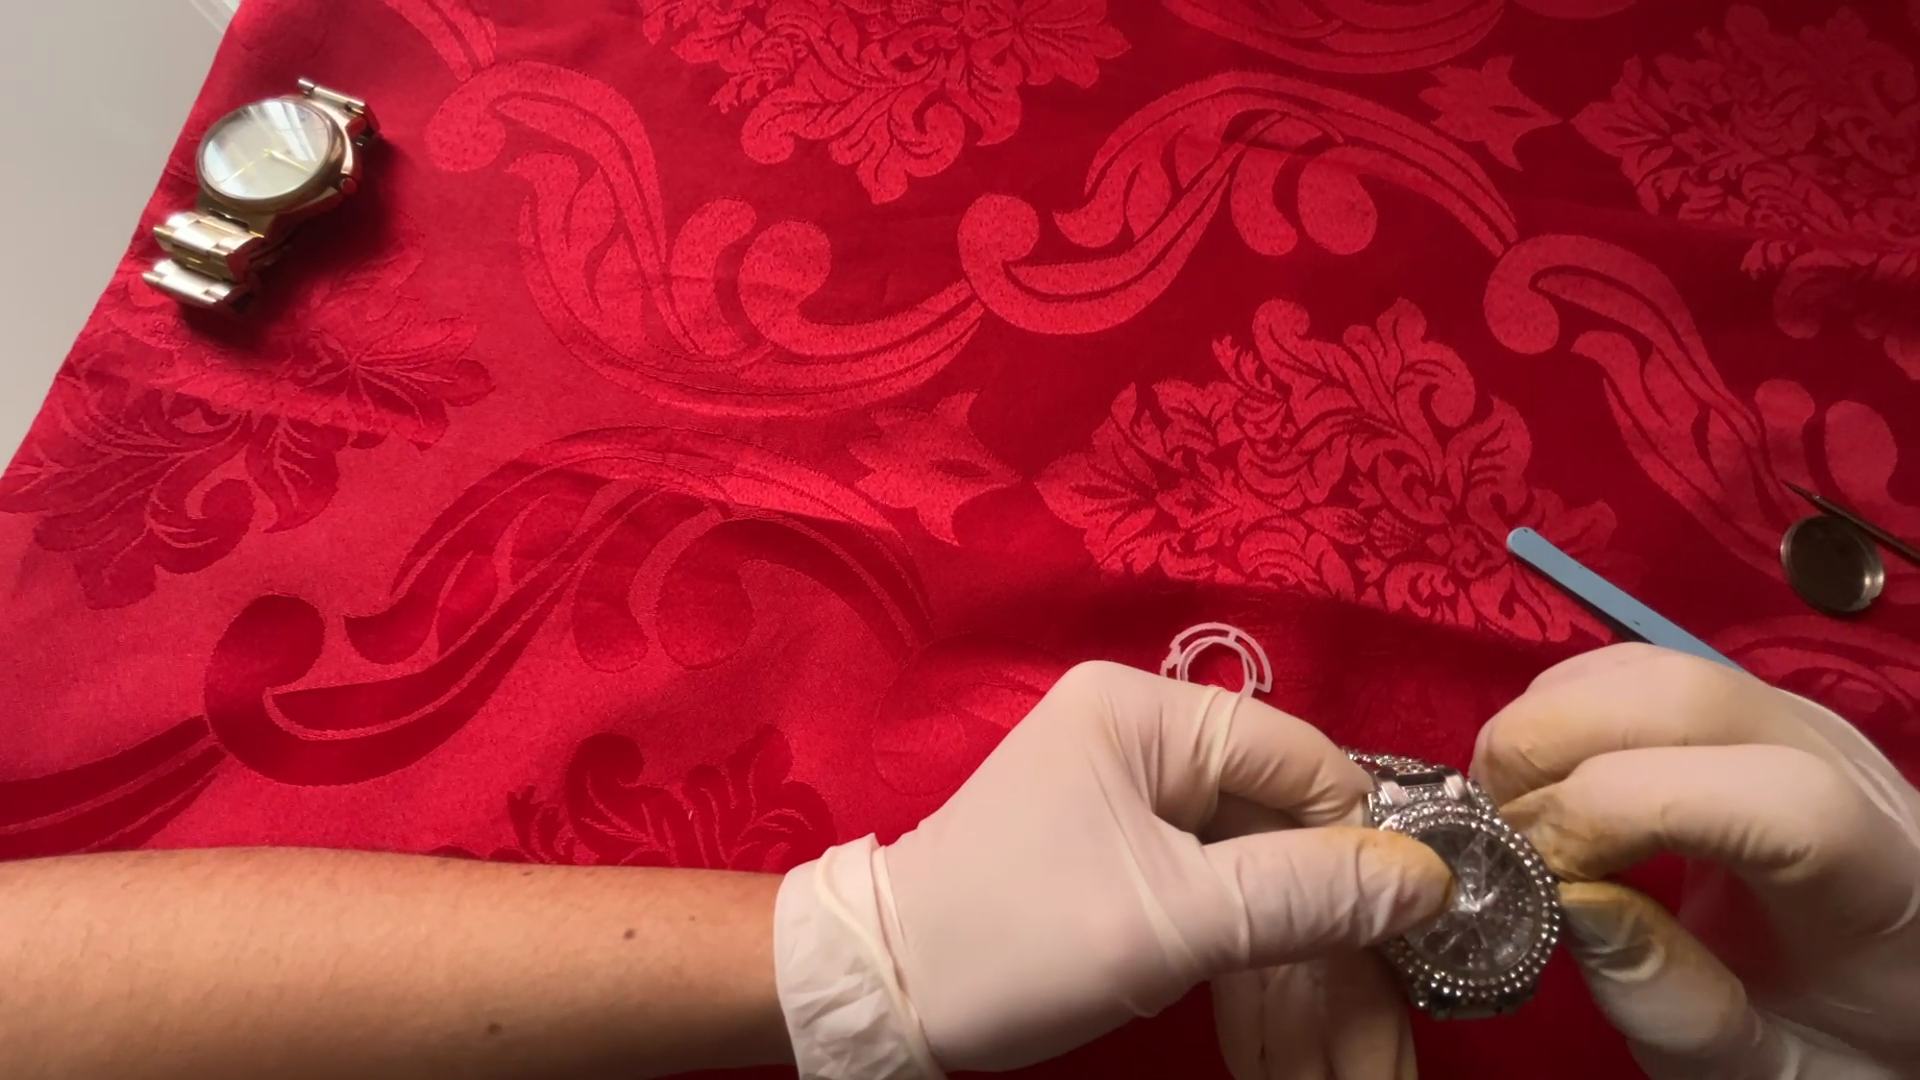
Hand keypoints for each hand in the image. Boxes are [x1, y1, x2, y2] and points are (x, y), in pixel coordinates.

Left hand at [773, 661, 1451, 1077]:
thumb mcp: (1170, 918)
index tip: (1391, 946)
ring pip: (1251, 870)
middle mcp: (1140, 732)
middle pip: (1277, 825)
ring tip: (1325, 1075)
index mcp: (1140, 711)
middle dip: (1325, 940)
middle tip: (1369, 1057)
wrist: (894, 980)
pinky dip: (1243, 965)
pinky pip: (1209, 889)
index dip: (1350, 845)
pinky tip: (1266, 1047)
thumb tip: (1426, 874)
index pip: (1293, 755)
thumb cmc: (1017, 936)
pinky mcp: (1124, 840)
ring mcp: (1131, 788)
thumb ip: (1303, 891)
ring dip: (1291, 973)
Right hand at [1470, 644, 1919, 1078]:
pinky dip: (1550, 706)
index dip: (1621, 812)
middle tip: (1496, 820)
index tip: (1539, 870)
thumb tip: (1563, 893)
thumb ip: (1675, 1005)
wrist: (1871, 986)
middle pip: (1683, 699)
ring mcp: (1788, 721)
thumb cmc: (1821, 1044)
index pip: (1772, 799)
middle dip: (1547, 746)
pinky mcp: (1730, 703)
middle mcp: (1852, 773)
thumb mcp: (1760, 1071)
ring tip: (1510, 797)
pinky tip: (1541, 772)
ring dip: (1537, 722)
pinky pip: (1619, 669)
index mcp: (1893, 884)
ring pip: (1640, 670)